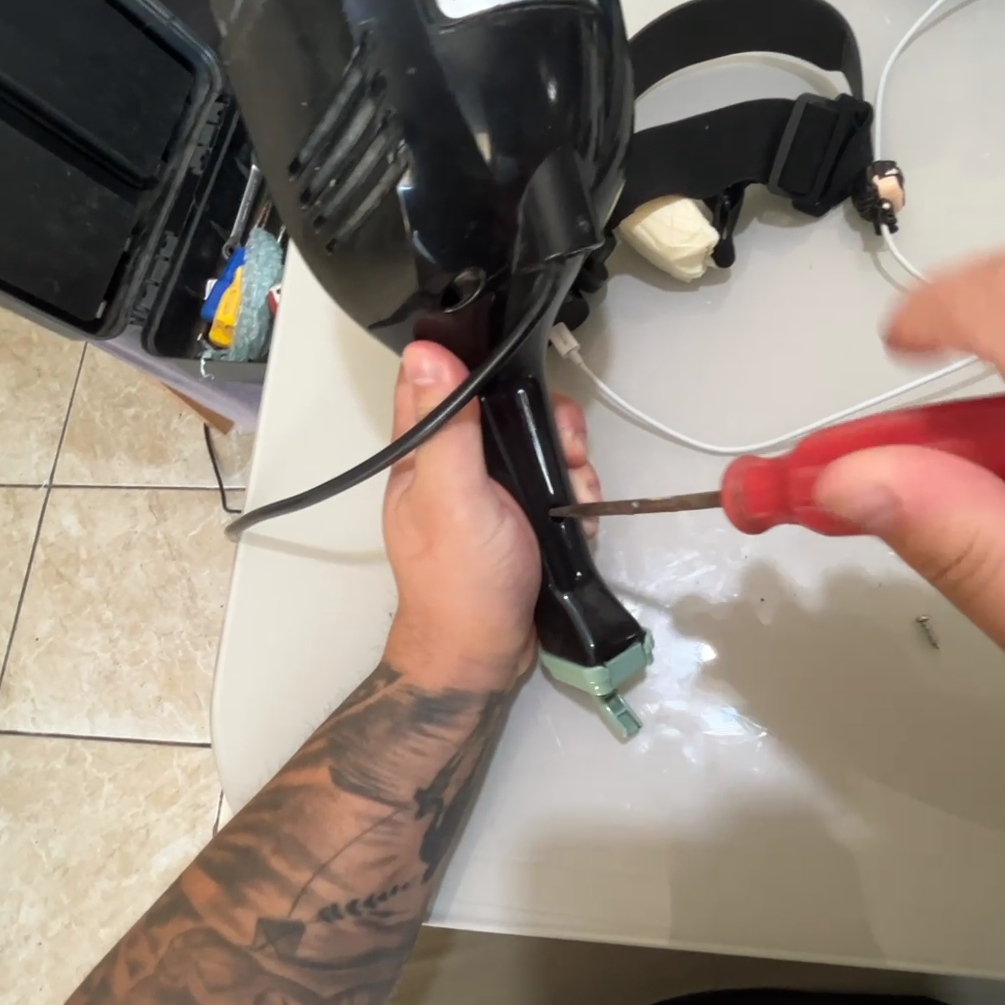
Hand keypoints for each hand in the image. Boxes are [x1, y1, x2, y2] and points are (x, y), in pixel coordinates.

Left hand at [382, 341, 600, 688]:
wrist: (488, 652)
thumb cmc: (461, 580)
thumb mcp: (452, 496)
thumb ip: (446, 427)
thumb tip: (427, 351)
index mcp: (426, 451)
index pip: (441, 379)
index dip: (478, 364)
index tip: (517, 376)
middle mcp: (458, 462)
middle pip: (507, 408)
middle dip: (547, 423)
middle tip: (565, 451)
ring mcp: (494, 490)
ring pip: (540, 444)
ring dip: (569, 462)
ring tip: (575, 498)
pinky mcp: (525, 513)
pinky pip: (556, 482)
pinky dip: (575, 493)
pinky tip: (578, 517)